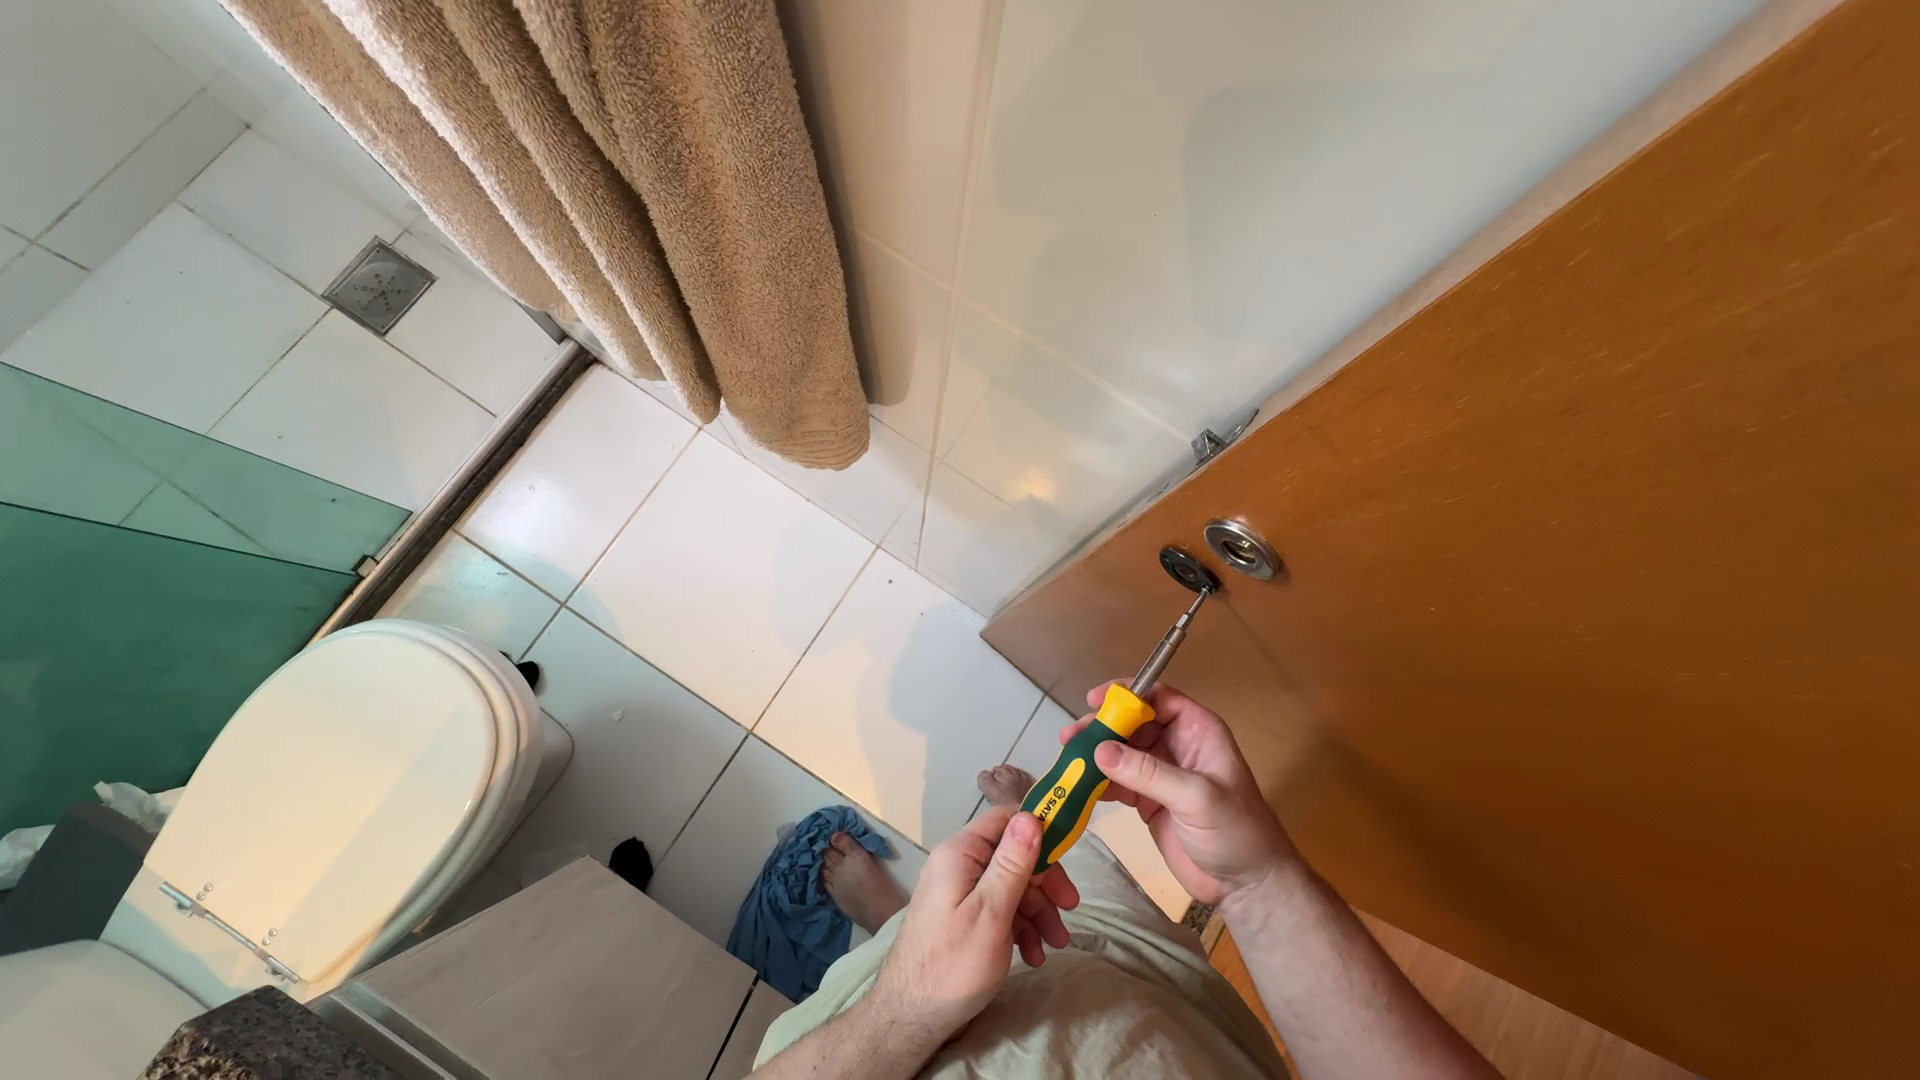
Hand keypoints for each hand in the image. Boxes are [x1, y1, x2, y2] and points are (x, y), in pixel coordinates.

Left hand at [867, 807, 1079, 1041]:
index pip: (1006, 819)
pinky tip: (1033, 955)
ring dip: (1037, 912)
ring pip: (1010, 886)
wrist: (911, 1017)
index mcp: (961, 852)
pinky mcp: (962, 916)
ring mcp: (959, 891)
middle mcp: (958, 863)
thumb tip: (1032, 815)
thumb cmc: (954, 963)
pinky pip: (999, 908)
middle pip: (1013, 855)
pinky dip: (1020, 927)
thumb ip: (1013, 862)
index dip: (1039, 831)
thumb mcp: (991, 911)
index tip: (1068, 857)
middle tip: (1070, 911)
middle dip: (1044, 884)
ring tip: (1055, 945)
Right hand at [1065, 682, 1296, 907]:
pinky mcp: (1149, 800)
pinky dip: (1097, 781)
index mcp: (1197, 731)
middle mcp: (1177, 745)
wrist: (1246, 886)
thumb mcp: (1197, 797)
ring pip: (1121, 752)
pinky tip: (1078, 784)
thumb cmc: (1236, 832)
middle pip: (1132, 723)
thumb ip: (1148, 773)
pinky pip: (1118, 781)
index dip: (1126, 695)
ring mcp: (1161, 774)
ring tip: (1067, 757)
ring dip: (1094, 753)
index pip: (1157, 698)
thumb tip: (1100, 750)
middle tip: (1071, 736)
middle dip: (1102, 726)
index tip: (1093, 699)